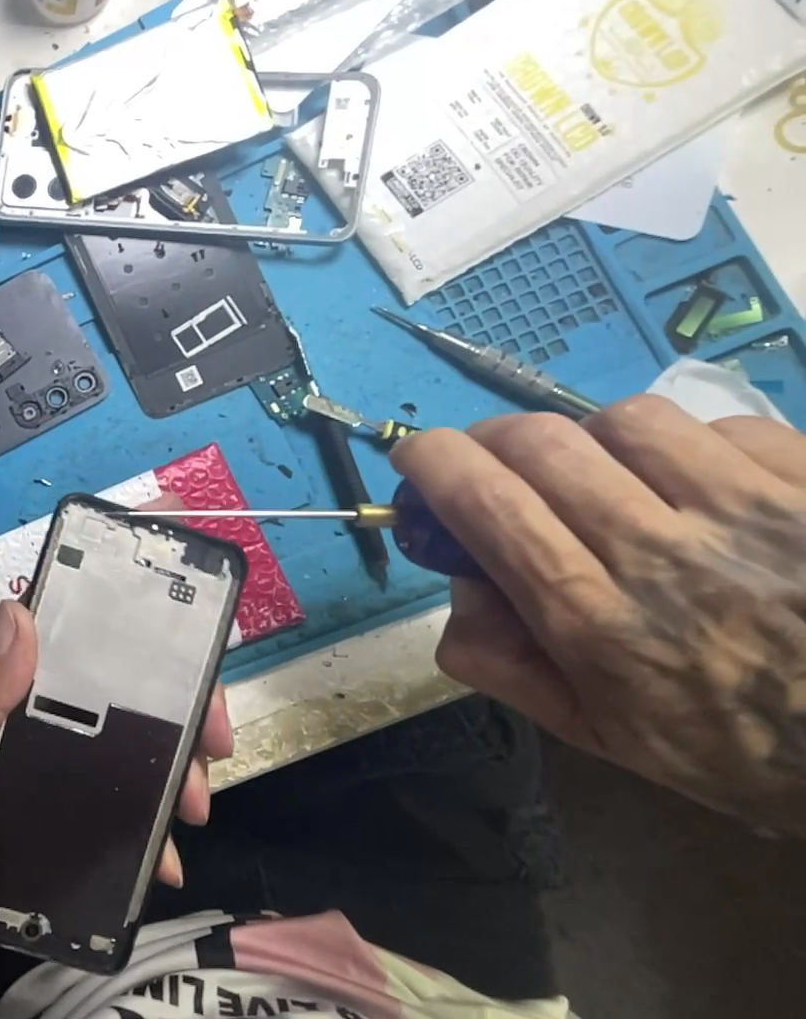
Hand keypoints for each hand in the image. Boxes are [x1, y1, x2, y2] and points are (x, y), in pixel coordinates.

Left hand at [0, 598, 234, 894]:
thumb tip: (19, 612)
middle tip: (213, 750)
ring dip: (169, 765)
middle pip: (117, 687)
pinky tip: (161, 852)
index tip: (194, 660)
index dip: (139, 631)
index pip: (75, 630)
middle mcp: (27, 700)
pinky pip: (106, 790)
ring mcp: (39, 745)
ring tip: (190, 809)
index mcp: (2, 676)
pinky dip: (141, 815)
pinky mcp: (46, 789)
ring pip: (122, 739)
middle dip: (176, 709)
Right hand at [392, 395, 805, 833]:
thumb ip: (496, 659)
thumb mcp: (592, 729)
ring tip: (603, 473)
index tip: (414, 458)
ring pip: (625, 420)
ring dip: (589, 439)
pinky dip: (684, 445)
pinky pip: (722, 426)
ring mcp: (753, 514)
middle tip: (492, 461)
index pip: (483, 500)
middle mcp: (661, 554)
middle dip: (490, 438)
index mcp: (591, 616)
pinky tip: (695, 485)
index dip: (430, 459)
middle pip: (540, 441)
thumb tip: (459, 584)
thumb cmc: (738, 747)